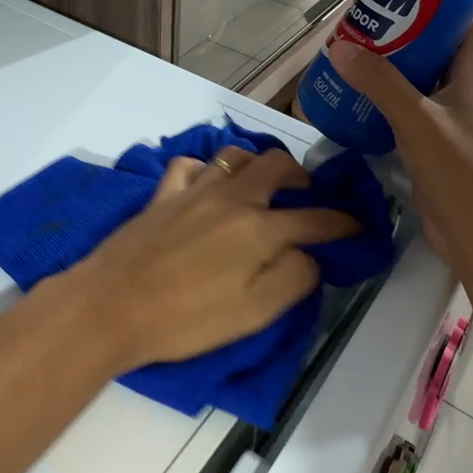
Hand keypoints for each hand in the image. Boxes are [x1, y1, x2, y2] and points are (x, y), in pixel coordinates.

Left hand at [63, 147, 360, 370]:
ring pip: (234, 155)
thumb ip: (292, 278)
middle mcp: (231, 197)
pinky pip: (191, 165)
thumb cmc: (187, 318)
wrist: (112, 304)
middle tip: (306, 195)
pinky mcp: (162, 194)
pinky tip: (207, 186)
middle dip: (301, 176)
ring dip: (256, 165)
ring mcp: (194, 190)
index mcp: (260, 229)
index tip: (360, 226)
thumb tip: (310, 254)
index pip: (316, 219)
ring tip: (261, 186)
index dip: (343, 222)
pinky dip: (207, 170)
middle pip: (277, 165)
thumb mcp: (254, 313)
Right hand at [329, 8, 472, 263]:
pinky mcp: (434, 142)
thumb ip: (380, 83)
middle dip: (406, 25)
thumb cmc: (460, 173)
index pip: (471, 19)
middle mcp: (464, 90)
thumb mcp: (417, 121)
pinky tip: (356, 94)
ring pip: (420, 75)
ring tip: (354, 47)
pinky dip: (385, 94)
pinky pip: (407, 105)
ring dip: (392, 60)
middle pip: (438, 43)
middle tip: (367, 13)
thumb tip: (340, 48)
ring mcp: (449, 117)